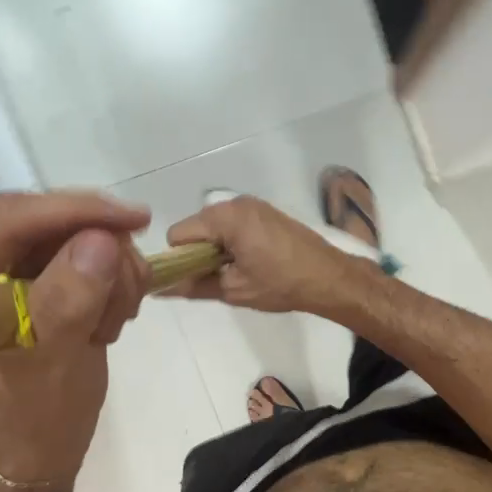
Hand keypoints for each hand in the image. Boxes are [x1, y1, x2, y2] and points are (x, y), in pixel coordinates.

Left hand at [0, 192, 152, 483]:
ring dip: (110, 270)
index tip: (132, 220)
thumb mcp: (59, 356)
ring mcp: (3, 271)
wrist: (48, 441)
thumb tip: (102, 241)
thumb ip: (73, 297)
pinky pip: (80, 254)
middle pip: (44, 220)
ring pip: (70, 236)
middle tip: (134, 285)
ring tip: (118, 317)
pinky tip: (113, 312)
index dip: (74, 212)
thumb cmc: (43, 410)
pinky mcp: (32, 279)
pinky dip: (109, 277)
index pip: (11, 217)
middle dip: (99, 247)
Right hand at [164, 195, 356, 313]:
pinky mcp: (267, 212)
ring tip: (242, 273)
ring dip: (219, 250)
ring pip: (216, 227)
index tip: (198, 279)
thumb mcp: (234, 290)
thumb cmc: (281, 284)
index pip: (178, 234)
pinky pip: (235, 225)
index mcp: (224, 217)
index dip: (181, 259)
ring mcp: (253, 204)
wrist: (330, 277)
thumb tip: (162, 289)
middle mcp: (235, 202)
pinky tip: (255, 263)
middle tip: (223, 279)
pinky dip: (235, 243)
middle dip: (201, 253)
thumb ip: (195, 286)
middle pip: (197, 228)